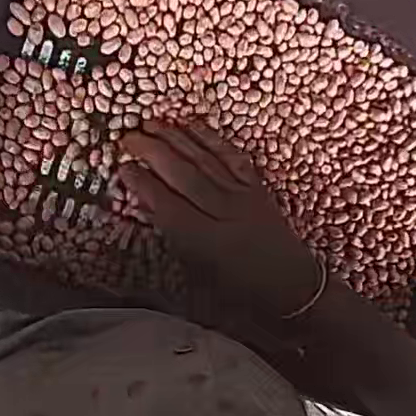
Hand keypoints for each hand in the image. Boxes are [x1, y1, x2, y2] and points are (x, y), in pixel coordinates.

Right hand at [118, 123, 321, 317]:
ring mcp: (244, 197)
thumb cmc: (243, 292)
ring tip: (151, 123)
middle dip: (153, 152)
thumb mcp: (203, 276)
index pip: (168, 205)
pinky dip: (211, 139)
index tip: (122, 167)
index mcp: (208, 242)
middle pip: (184, 175)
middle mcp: (225, 213)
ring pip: (205, 160)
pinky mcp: (257, 188)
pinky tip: (193, 126)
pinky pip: (231, 157)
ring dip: (176, 139)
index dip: (143, 184)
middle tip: (128, 137)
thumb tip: (150, 207)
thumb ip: (177, 240)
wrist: (293, 288)